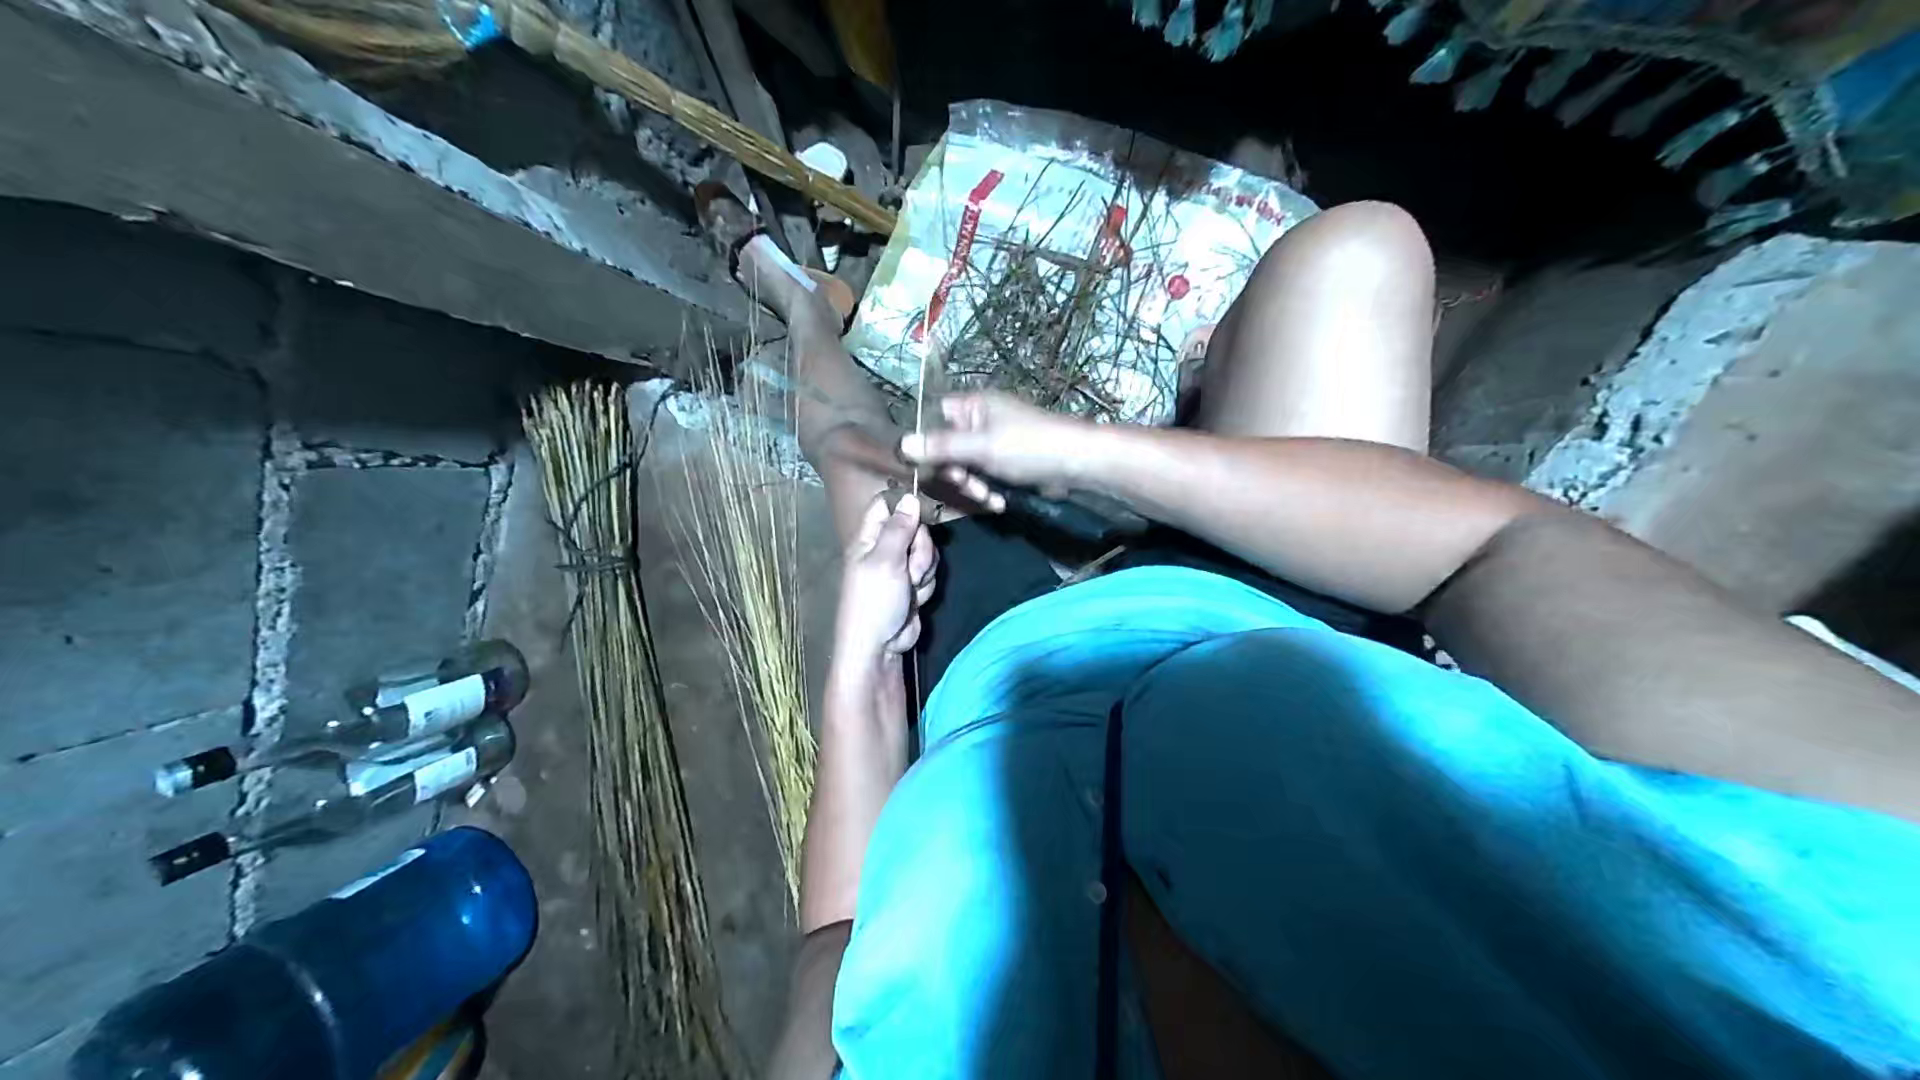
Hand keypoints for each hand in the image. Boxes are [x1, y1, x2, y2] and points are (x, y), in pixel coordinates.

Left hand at [835, 492, 937, 660]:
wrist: (879, 647)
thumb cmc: (874, 601)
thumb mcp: (885, 560)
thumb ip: (899, 527)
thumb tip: (910, 497)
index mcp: (868, 538)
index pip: (886, 505)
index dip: (905, 505)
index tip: (922, 513)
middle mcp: (883, 549)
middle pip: (915, 528)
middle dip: (920, 548)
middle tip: (909, 568)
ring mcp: (899, 568)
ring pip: (926, 552)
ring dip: (923, 570)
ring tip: (910, 588)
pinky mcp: (913, 585)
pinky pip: (929, 573)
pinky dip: (926, 586)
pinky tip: (915, 600)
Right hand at [898, 392, 1101, 508]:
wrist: (1078, 463)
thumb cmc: (1030, 446)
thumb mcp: (982, 447)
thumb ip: (941, 447)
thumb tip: (901, 445)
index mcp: (971, 406)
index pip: (931, 418)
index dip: (927, 444)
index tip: (929, 467)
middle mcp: (977, 420)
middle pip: (945, 448)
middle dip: (955, 473)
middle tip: (969, 485)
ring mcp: (990, 442)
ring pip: (963, 467)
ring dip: (972, 486)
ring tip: (988, 497)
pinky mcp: (1003, 463)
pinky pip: (981, 477)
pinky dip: (986, 490)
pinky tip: (997, 502)